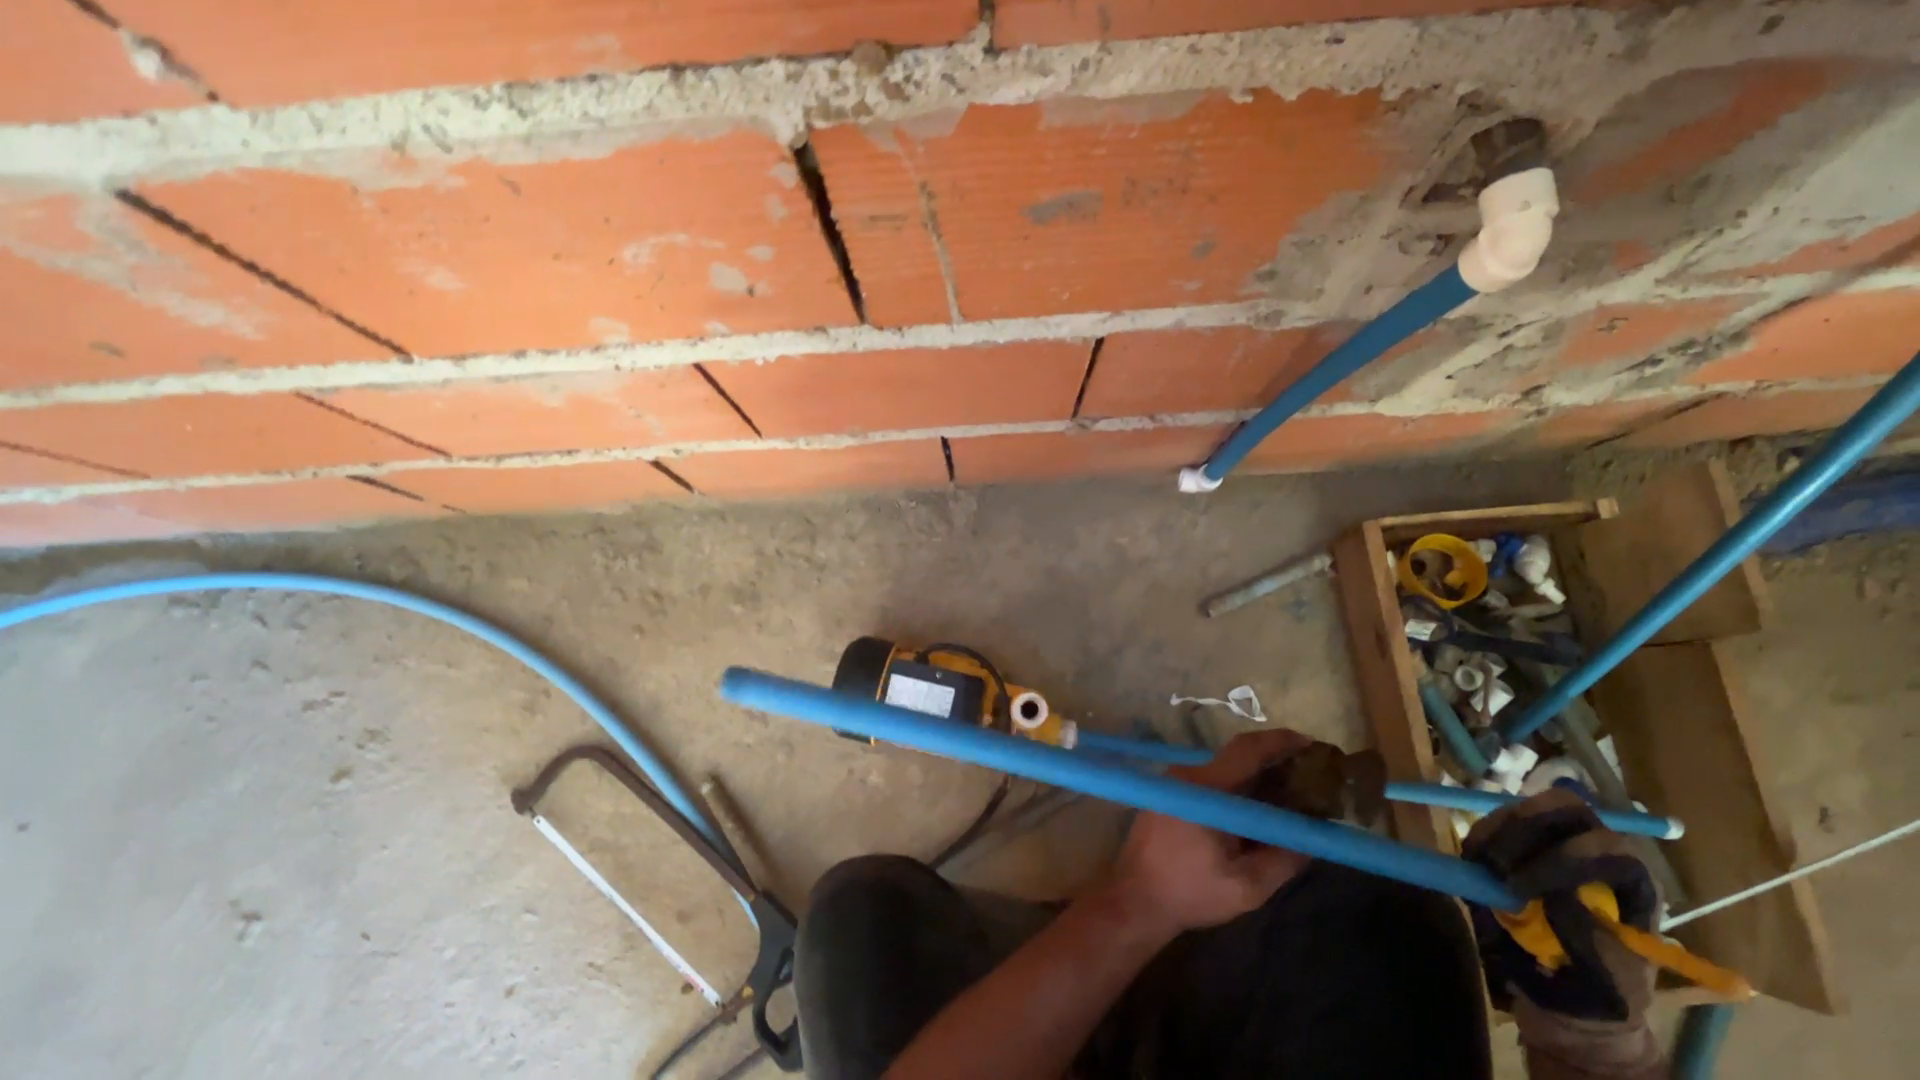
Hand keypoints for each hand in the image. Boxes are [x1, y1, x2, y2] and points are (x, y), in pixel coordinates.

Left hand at [1099, 729, 1313, 937]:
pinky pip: (1211, 784)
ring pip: (1225, 772)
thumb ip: (1283, 860)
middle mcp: (1187, 776)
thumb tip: (1311, 837)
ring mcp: (1174, 784)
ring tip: (1289, 801)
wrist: (1135, 901)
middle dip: (1275, 766)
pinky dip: (1237, 793)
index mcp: (1205, 789)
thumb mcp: (1247, 887)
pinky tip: (1255, 816)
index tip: (1310, 745)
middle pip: (1238, 759)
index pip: (1246, 749)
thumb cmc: (1189, 893)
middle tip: (1308, 781)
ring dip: (1255, 782)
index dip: (1280, 742)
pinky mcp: (1170, 797)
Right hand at [1463, 788, 1660, 1023]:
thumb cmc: (1598, 995)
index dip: (1563, 858)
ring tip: (1480, 863)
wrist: (1576, 1008)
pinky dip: (1481, 837)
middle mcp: (1598, 854)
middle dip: (1524, 826)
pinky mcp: (1524, 851)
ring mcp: (1557, 847)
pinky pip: (1500, 826)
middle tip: (1493, 859)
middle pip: (1565, 809)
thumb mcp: (1602, 977)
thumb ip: (1584, 935)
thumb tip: (1551, 898)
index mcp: (1631, 884)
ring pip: (1528, 809)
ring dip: (1498, 831)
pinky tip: (1473, 861)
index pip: (1603, 846)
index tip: (1522, 888)